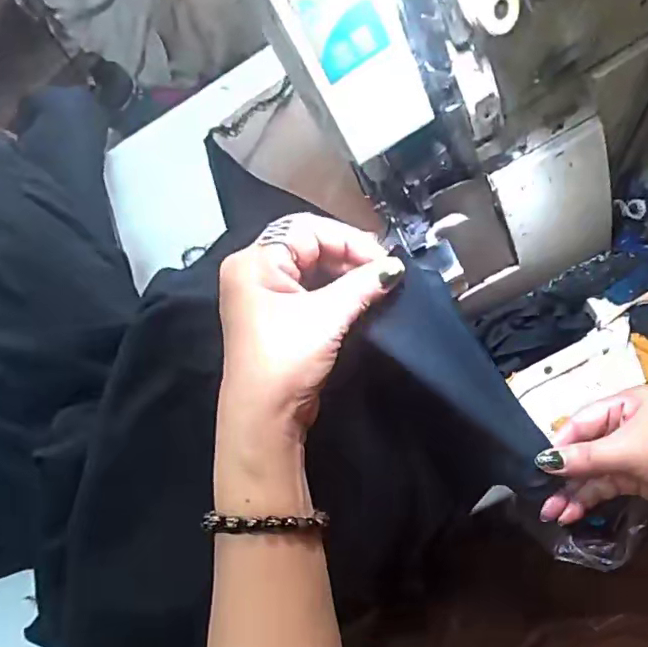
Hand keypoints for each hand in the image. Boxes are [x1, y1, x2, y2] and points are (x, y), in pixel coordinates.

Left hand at [217, 214, 405, 449]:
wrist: (264, 416)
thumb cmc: (286, 362)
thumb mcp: (327, 317)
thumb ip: (362, 286)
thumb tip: (394, 268)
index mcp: (254, 261)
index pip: (308, 230)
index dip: (349, 240)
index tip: (384, 261)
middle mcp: (253, 272)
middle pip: (308, 246)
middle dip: (348, 257)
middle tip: (384, 273)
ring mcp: (263, 296)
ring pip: (310, 270)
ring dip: (344, 276)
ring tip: (377, 286)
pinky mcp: (275, 318)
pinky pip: (308, 292)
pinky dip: (334, 293)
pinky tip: (359, 300)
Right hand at [534, 385, 647, 525]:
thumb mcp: (629, 450)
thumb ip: (585, 457)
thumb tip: (544, 461)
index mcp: (624, 404)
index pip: (579, 422)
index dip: (559, 445)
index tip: (539, 468)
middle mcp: (622, 426)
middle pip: (581, 450)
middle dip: (561, 475)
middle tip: (541, 497)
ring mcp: (627, 453)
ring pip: (589, 473)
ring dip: (570, 493)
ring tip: (552, 514)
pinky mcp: (632, 478)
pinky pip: (601, 487)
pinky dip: (586, 500)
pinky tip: (570, 514)